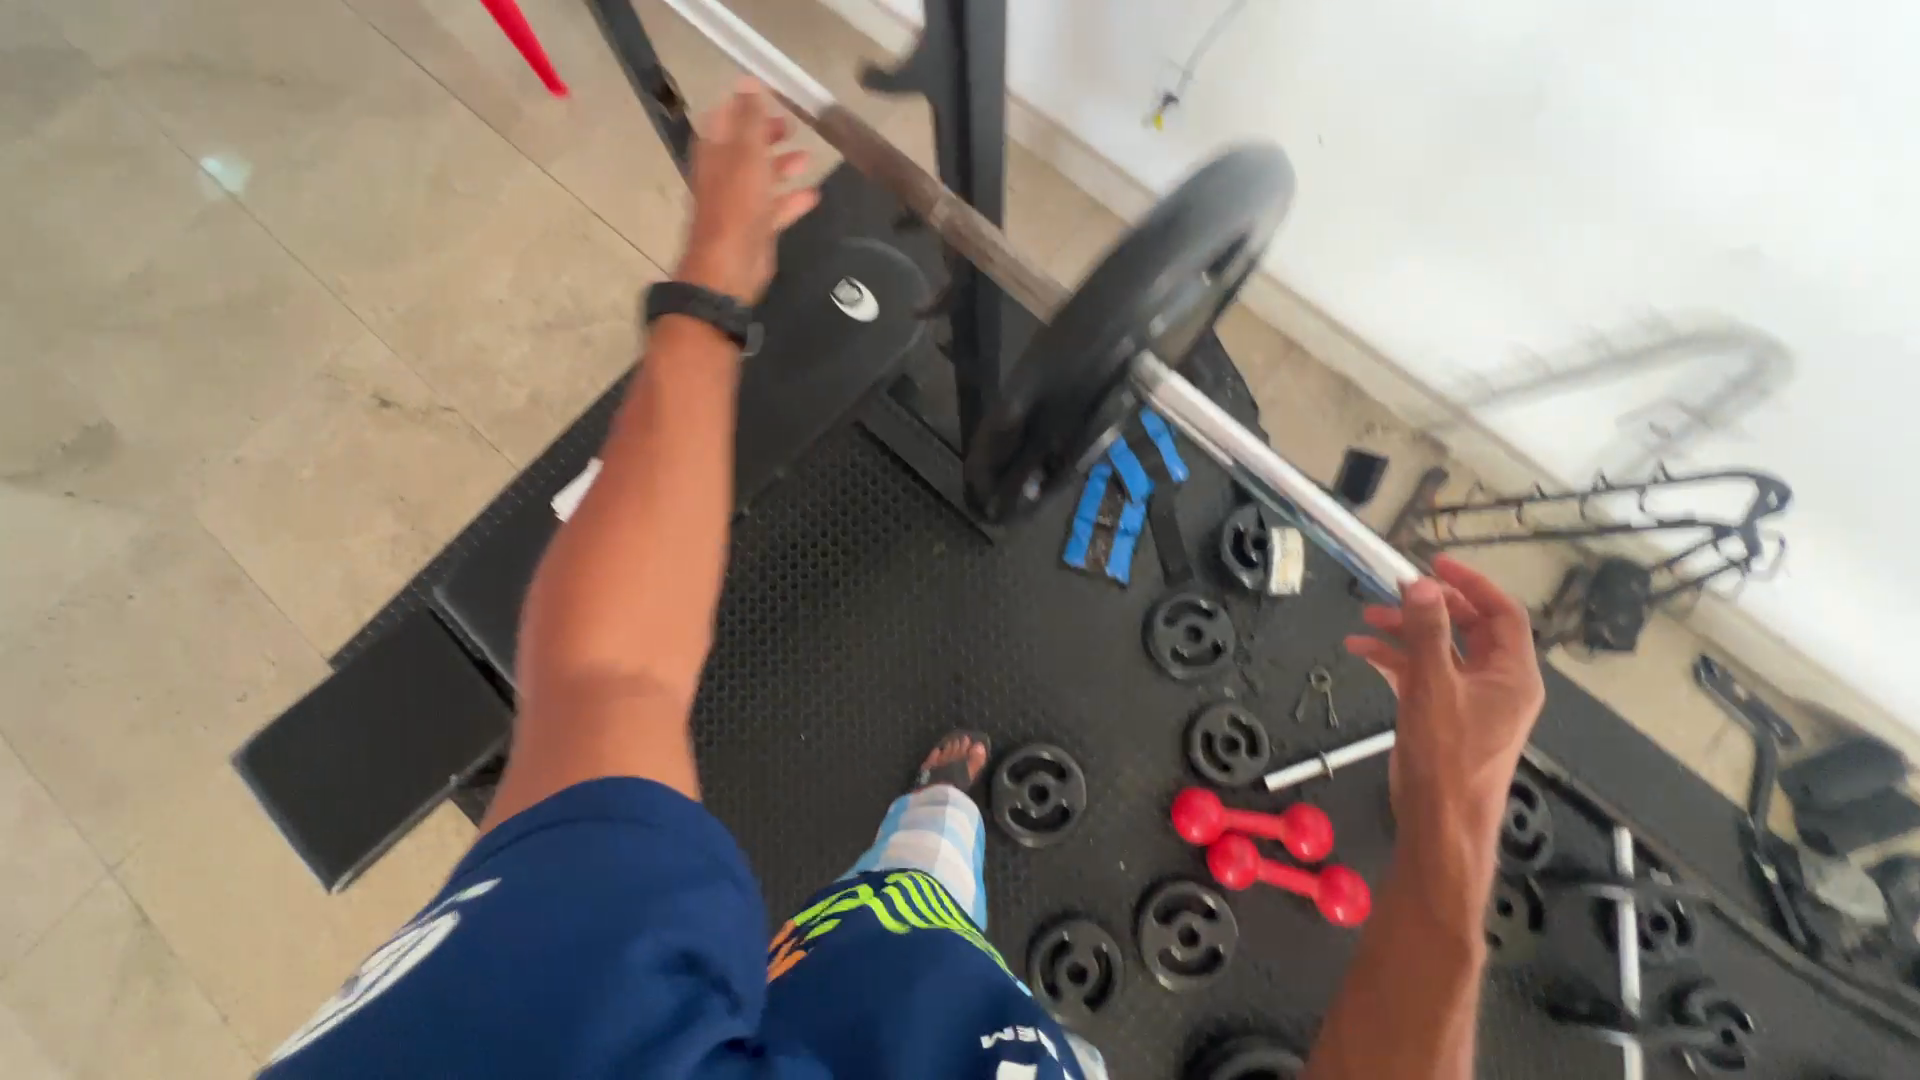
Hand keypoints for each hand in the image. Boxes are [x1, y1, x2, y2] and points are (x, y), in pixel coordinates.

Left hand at [675, 79, 818, 303]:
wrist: (731, 264)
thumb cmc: (736, 205)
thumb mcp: (747, 153)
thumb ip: (751, 118)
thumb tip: (749, 80)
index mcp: (715, 151)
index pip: (726, 117)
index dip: (745, 104)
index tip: (769, 94)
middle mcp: (724, 173)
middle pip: (746, 147)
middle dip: (768, 134)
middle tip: (792, 126)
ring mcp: (740, 202)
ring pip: (763, 177)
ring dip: (784, 166)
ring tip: (808, 158)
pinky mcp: (756, 228)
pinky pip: (776, 208)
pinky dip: (793, 200)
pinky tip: (814, 195)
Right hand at [1344, 555, 1545, 828]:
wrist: (1438, 819)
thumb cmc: (1446, 754)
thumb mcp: (1433, 687)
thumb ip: (1426, 633)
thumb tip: (1420, 585)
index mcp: (1512, 675)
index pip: (1502, 614)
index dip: (1471, 584)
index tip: (1434, 563)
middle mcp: (1496, 683)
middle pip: (1467, 629)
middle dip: (1428, 608)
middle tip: (1393, 590)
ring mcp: (1469, 700)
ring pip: (1439, 651)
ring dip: (1404, 632)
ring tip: (1365, 621)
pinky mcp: (1442, 715)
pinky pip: (1421, 674)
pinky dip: (1394, 660)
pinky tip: (1361, 652)